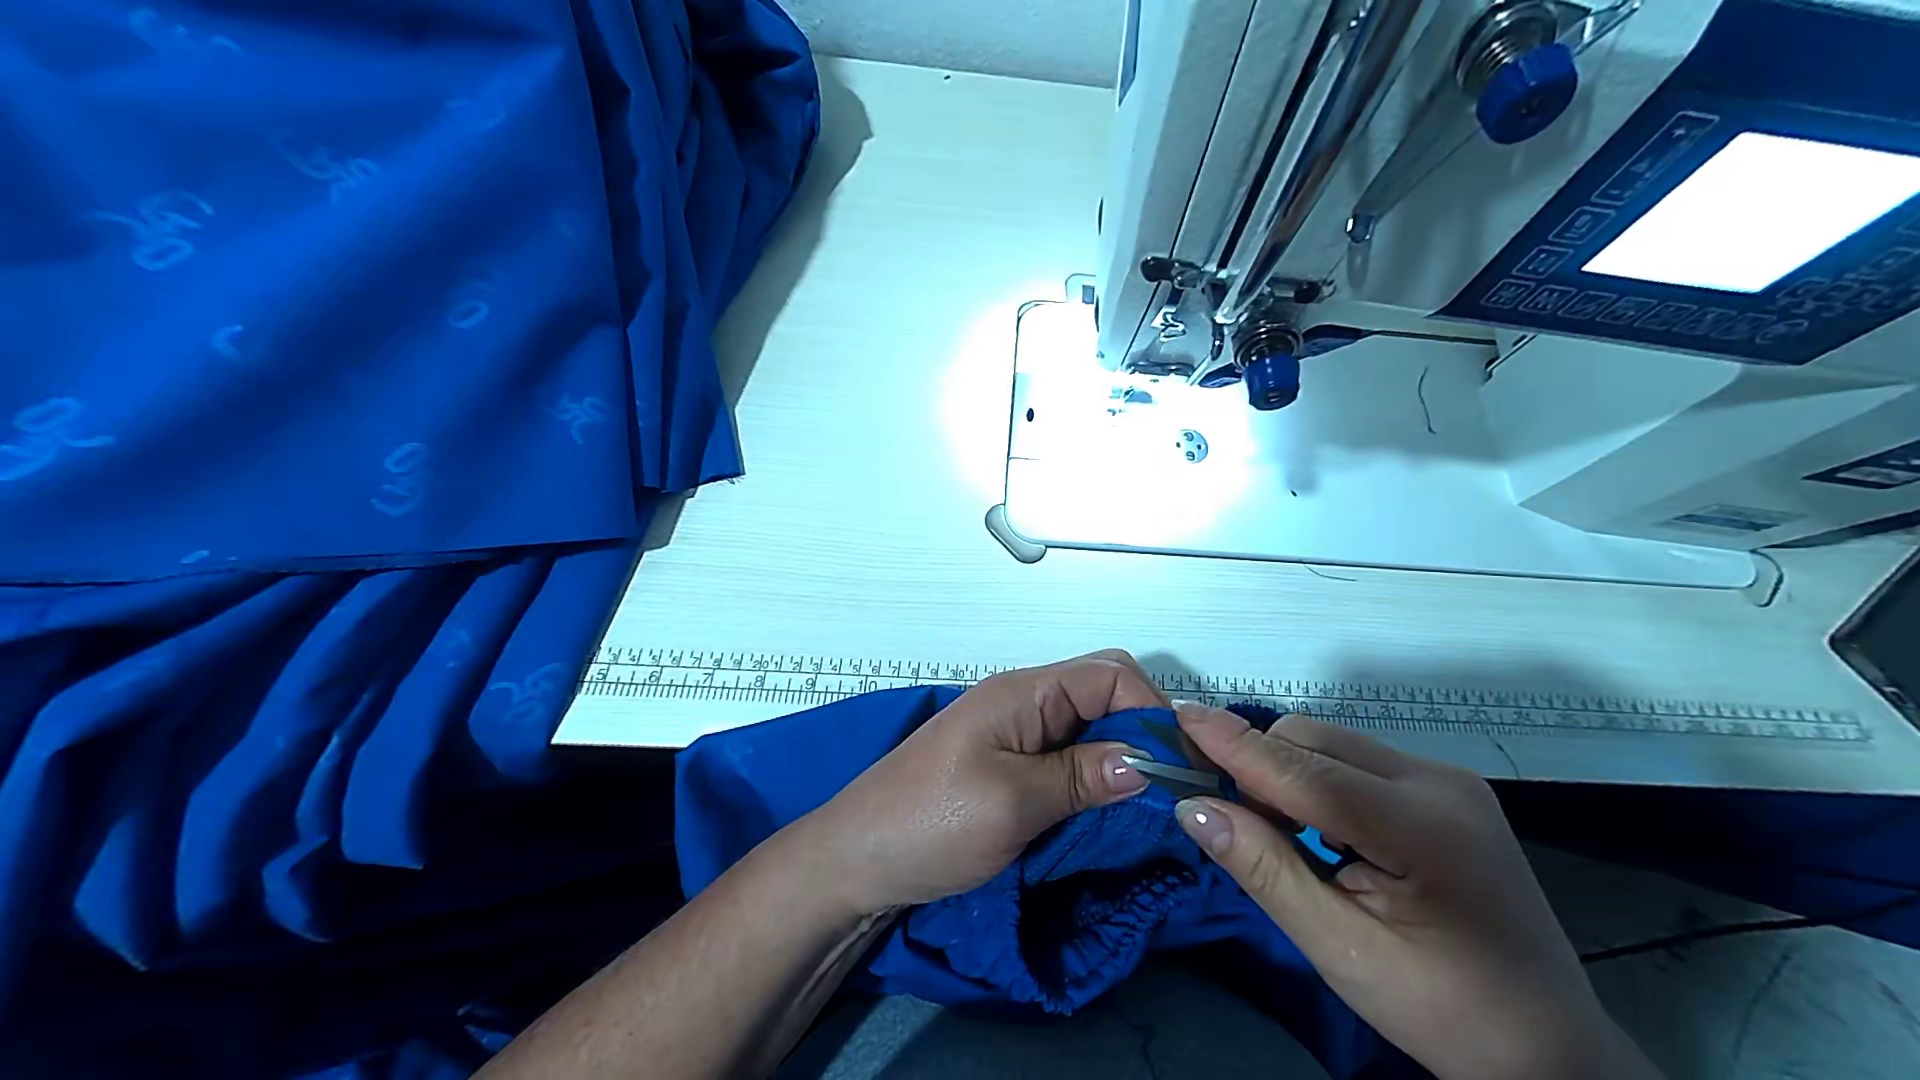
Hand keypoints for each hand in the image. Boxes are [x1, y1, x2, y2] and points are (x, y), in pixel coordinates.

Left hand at [791, 651, 1162, 914]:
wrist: (858, 859)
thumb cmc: (930, 824)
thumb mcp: (1013, 802)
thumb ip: (1083, 776)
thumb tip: (1151, 762)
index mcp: (1023, 692)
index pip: (1109, 673)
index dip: (1152, 711)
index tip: (1180, 769)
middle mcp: (1024, 700)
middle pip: (1103, 692)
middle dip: (1142, 730)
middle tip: (1168, 789)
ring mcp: (1016, 731)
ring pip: (1089, 724)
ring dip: (1121, 755)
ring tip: (1149, 803)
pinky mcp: (1010, 761)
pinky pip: (1068, 753)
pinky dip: (1096, 773)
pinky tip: (1109, 806)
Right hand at [1172, 705, 1660, 1079]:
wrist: (1547, 1045)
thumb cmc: (1441, 1009)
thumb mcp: (1341, 949)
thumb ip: (1264, 869)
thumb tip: (1194, 807)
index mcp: (1423, 829)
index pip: (1306, 772)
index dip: (1236, 744)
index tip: (1177, 718)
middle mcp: (1438, 782)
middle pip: (1314, 741)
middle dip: (1259, 767)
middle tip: (1236, 822)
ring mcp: (1446, 779)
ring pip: (1329, 742)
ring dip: (1285, 772)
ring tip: (1282, 834)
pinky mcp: (1442, 786)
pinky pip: (1351, 758)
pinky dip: (1314, 780)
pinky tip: (1321, 830)